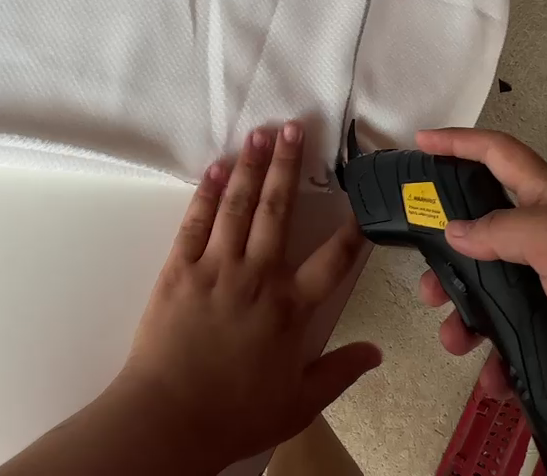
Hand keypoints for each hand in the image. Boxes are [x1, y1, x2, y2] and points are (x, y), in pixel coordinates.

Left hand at [108, 122, 378, 471]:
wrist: (169, 420)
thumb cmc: (236, 414)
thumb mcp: (299, 402)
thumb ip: (340, 372)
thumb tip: (377, 352)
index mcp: (290, 308)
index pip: (332, 261)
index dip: (352, 231)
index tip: (363, 201)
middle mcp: (257, 276)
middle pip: (279, 211)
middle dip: (289, 166)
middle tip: (295, 127)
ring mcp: (216, 267)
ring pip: (238, 205)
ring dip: (251, 166)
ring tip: (261, 133)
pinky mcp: (180, 267)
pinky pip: (196, 221)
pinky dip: (206, 192)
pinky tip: (216, 166)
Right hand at [413, 127, 546, 432]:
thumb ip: (502, 230)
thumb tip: (453, 231)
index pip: (498, 155)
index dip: (459, 143)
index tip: (419, 142)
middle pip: (483, 234)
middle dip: (448, 257)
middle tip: (427, 286)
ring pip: (493, 296)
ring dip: (466, 317)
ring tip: (455, 342)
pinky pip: (517, 345)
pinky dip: (498, 361)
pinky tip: (492, 379)